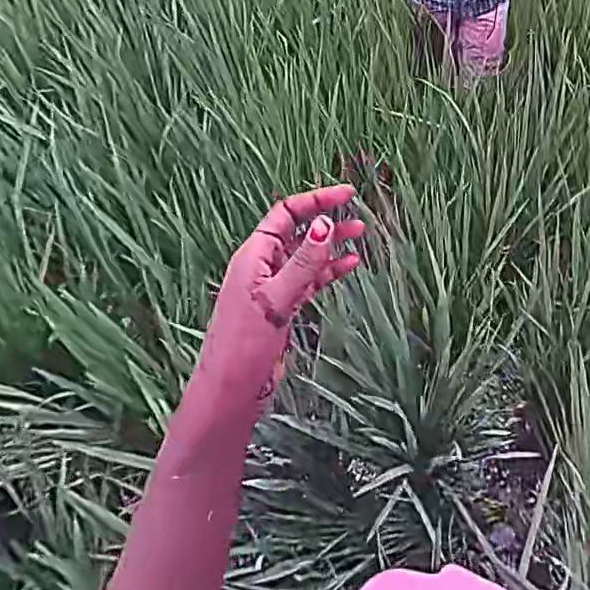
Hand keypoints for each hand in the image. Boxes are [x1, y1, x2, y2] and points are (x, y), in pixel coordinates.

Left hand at [194, 185, 364, 405]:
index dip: (316, 200)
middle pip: (300, 231)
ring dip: (332, 245)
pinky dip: (329, 271)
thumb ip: (303, 262)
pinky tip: (350, 265)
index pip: (287, 213)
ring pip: (308, 255)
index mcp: (255, 254)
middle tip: (358, 217)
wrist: (229, 393)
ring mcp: (274, 285)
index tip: (346, 195)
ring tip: (360, 237)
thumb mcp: (275, 299)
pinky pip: (311, 279)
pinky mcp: (283, 305)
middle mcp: (264, 264)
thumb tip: (325, 224)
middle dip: (327, 220)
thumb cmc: (243, 345)